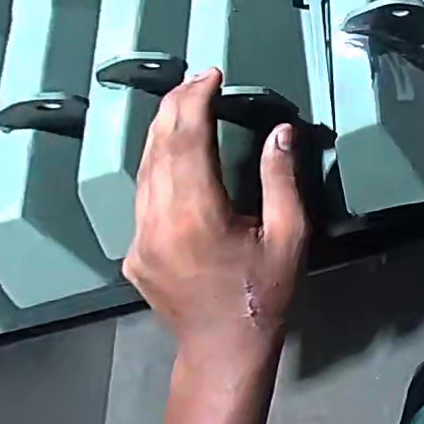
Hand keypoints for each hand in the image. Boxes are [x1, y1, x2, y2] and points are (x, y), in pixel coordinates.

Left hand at [125, 68, 307, 379]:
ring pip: (142, 168)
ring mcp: (139, 238)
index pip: (186, 141)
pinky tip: (172, 148)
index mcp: (197, 215)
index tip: (211, 75)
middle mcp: (158, 222)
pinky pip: (141, 192)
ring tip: (184, 100)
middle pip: (157, 148)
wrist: (223, 348)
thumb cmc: (265, 291)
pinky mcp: (134, 250)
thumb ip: (282, 179)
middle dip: (175, 105)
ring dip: (162, 129)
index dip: (196, 102)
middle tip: (198, 77)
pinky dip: (156, 159)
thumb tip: (280, 131)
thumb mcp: (290, 234)